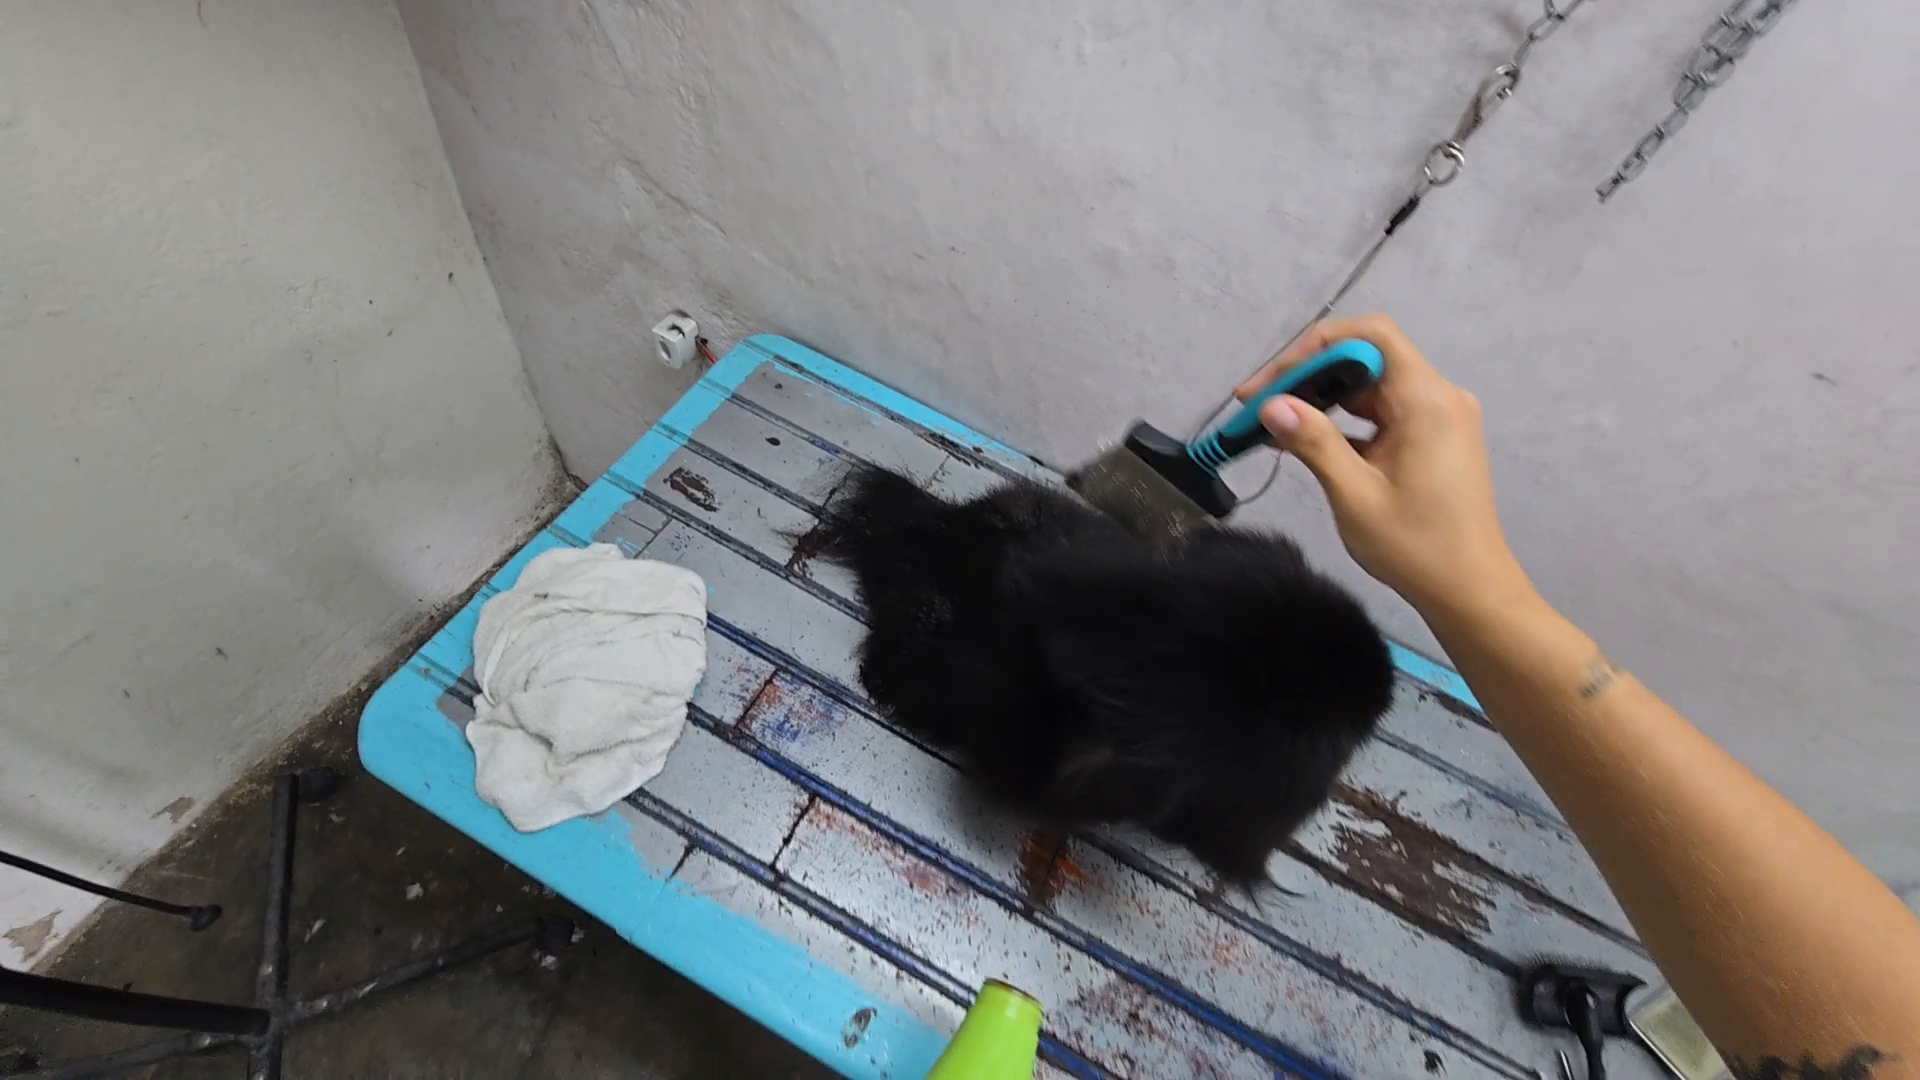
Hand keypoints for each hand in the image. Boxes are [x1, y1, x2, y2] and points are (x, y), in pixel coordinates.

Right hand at [1237, 314, 1530, 617]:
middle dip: (1305, 374)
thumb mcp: (1354, 494)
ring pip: (1365, 388)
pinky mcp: (1424, 439)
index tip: (1272, 382)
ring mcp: (1432, 419)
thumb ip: (1314, 443)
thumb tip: (1272, 405)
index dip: (1315, 347)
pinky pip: (1374, 414)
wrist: (1467, 589)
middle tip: (1255, 403)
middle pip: (1364, 360)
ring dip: (1316, 399)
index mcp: (1427, 402)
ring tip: (1267, 421)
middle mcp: (1435, 398)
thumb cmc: (1414, 545)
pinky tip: (1297, 438)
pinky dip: (1336, 421)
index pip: (1370, 337)